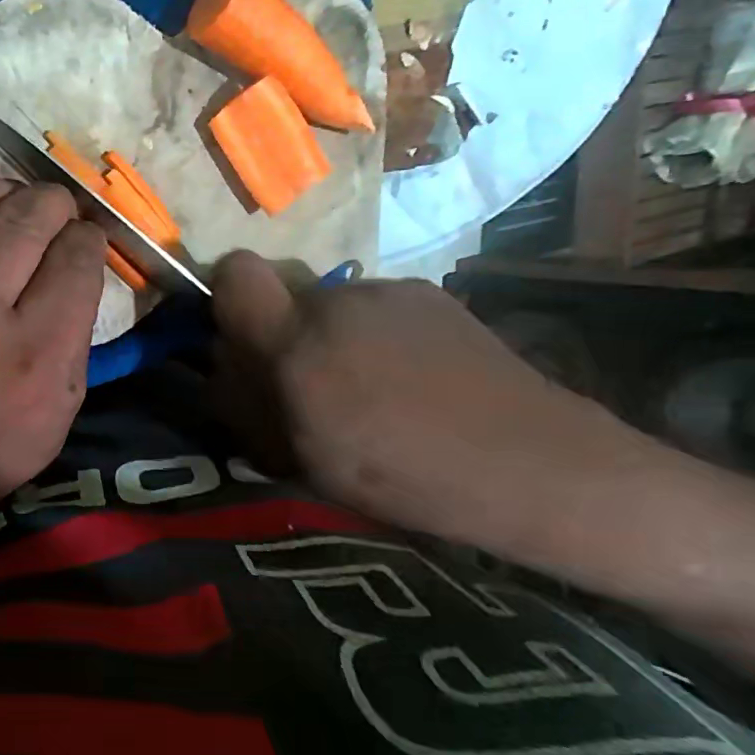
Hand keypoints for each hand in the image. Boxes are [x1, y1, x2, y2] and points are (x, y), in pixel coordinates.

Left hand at [0, 171, 104, 543]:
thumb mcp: (63, 410)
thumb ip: (77, 333)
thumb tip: (76, 263)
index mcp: (33, 360)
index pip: (75, 262)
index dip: (89, 239)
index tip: (88, 239)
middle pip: (27, 220)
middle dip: (56, 205)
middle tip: (61, 214)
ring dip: (6, 190)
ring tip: (15, 206)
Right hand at [210, 251, 672, 556]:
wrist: (530, 462)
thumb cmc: (407, 480)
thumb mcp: (307, 461)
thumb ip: (253, 405)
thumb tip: (224, 367)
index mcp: (300, 346)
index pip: (234, 274)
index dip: (227, 299)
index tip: (245, 342)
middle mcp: (340, 302)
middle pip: (284, 298)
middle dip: (284, 336)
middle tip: (314, 391)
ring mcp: (391, 291)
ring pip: (332, 305)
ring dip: (333, 338)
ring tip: (375, 392)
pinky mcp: (431, 293)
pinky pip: (376, 308)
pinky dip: (376, 336)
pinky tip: (416, 380)